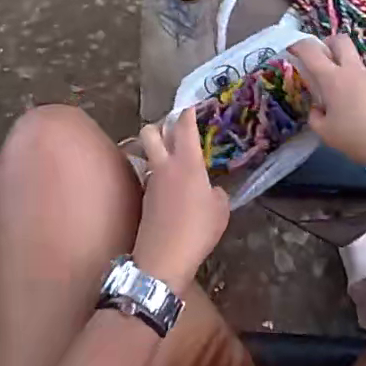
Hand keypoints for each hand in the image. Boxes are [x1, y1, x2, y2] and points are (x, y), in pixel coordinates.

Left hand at [130, 106, 229, 286]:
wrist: (163, 258)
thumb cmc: (197, 230)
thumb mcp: (220, 210)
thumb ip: (216, 193)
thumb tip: (209, 191)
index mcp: (186, 162)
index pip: (184, 127)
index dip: (187, 114)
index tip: (191, 107)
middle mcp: (164, 166)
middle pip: (150, 132)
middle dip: (159, 125)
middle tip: (173, 129)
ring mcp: (151, 181)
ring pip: (148, 154)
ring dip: (157, 150)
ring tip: (172, 158)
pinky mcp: (144, 198)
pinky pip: (150, 175)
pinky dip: (159, 175)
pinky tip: (171, 187)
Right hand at [288, 35, 365, 171]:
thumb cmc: (356, 138)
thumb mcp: (325, 132)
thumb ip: (315, 116)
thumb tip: (318, 108)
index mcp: (333, 78)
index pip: (311, 50)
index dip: (298, 45)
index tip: (291, 50)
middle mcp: (353, 71)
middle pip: (340, 40)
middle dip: (326, 43)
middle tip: (318, 61)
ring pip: (353, 60)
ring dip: (341, 66)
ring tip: (334, 93)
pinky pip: (364, 78)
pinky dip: (354, 84)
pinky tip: (354, 108)